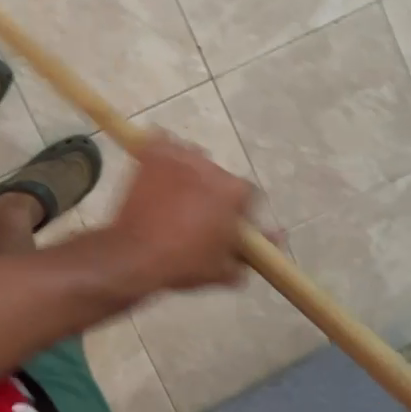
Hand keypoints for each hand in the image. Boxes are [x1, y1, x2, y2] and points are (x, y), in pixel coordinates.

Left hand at [105, 133, 254, 292]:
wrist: (133, 254)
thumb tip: (277, 237)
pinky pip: (162, 142)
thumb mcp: (225, 269)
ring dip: (189, 172)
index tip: (227, 225)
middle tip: (197, 215)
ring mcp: (179, 157)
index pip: (249, 195)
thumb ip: (253, 251)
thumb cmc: (183, 264)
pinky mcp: (151, 153)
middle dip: (213, 192)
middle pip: (220, 176)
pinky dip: (163, 152)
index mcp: (235, 192)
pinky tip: (158, 170)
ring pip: (193, 159)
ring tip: (174, 196)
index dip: (239, 211)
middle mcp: (212, 167)